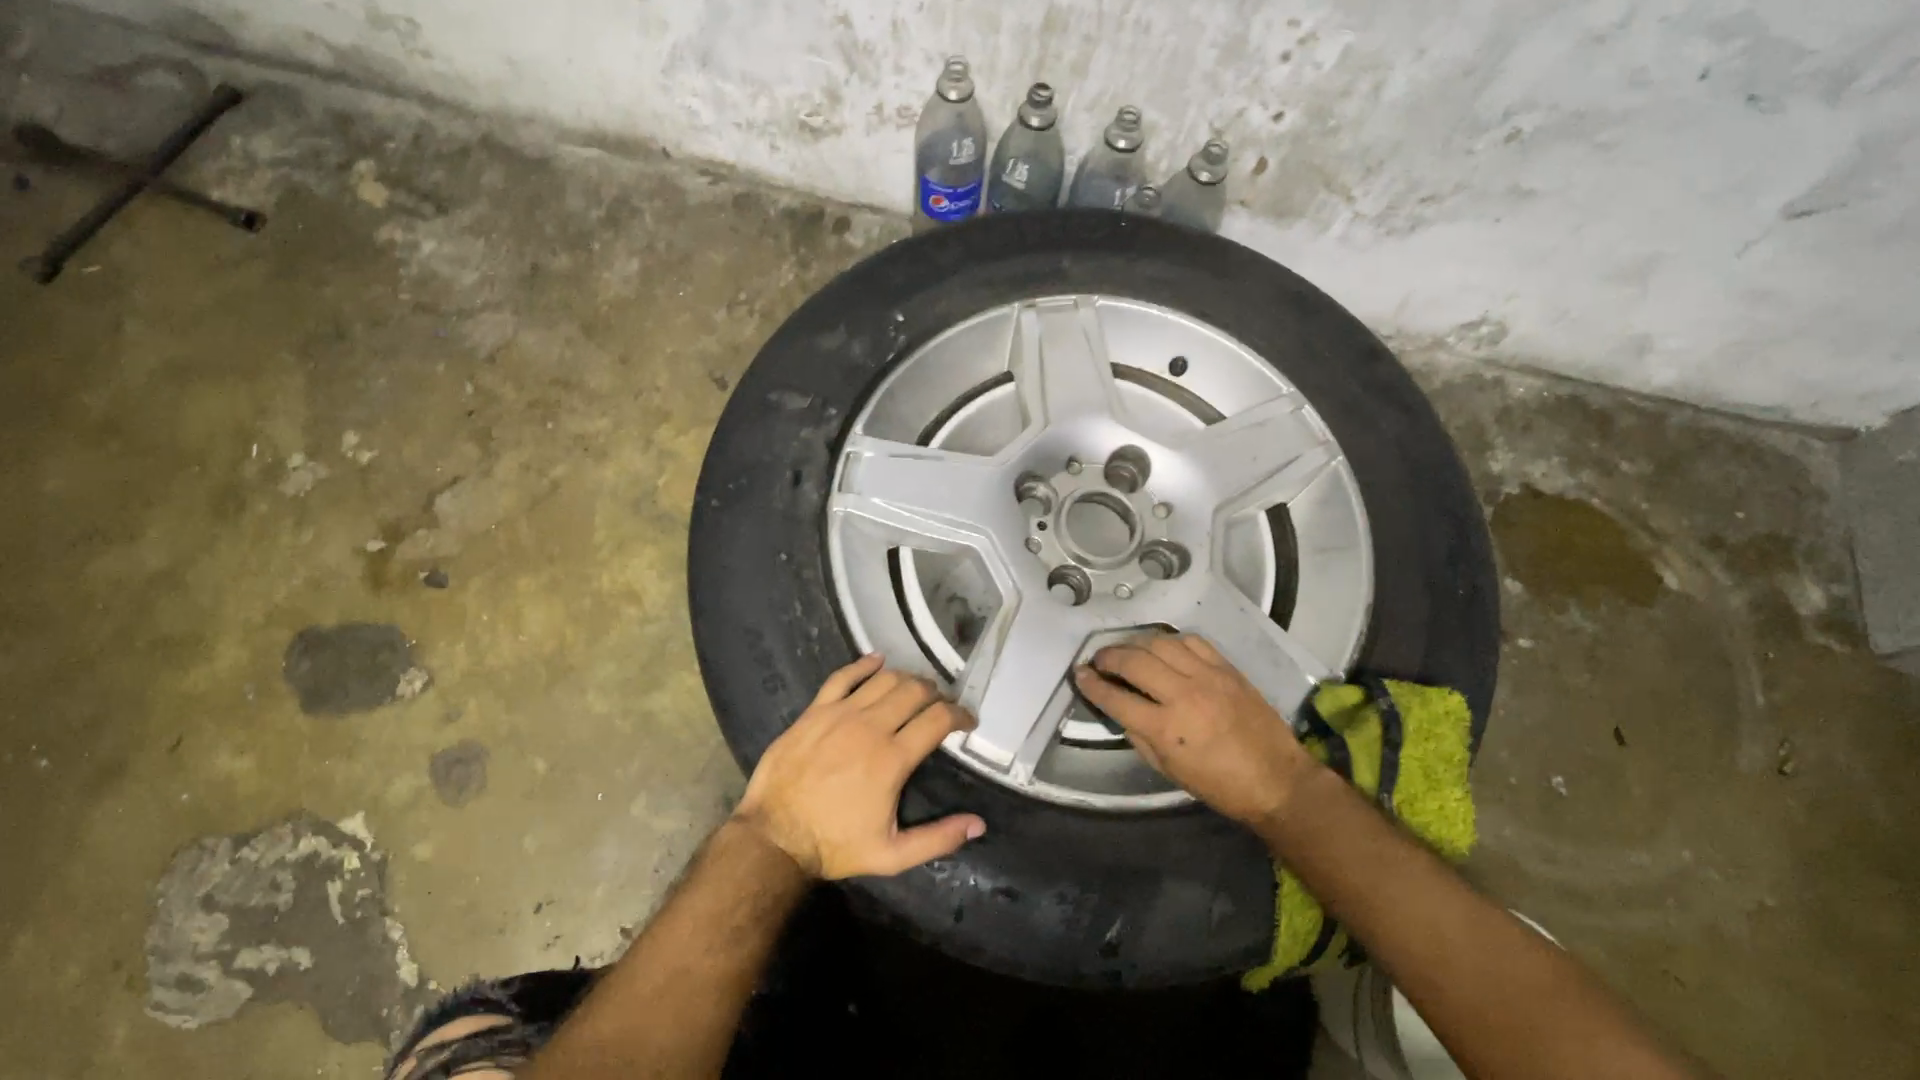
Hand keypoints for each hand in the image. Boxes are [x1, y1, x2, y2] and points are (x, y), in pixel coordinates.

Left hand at [733, 655, 985, 879]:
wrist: (774, 838)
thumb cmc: (834, 846)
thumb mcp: (892, 855)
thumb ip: (938, 839)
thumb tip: (978, 825)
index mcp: (893, 759)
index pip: (938, 720)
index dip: (960, 715)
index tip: (967, 721)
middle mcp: (870, 727)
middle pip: (914, 692)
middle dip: (936, 694)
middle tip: (941, 706)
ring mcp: (839, 714)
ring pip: (884, 680)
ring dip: (906, 679)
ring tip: (915, 690)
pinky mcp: (814, 712)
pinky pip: (842, 676)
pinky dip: (863, 665)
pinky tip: (876, 660)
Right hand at [1073, 634, 1315, 828]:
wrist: (1276, 779)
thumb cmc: (1219, 785)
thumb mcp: (1168, 770)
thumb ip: (1140, 737)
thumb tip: (1121, 710)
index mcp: (1165, 728)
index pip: (1115, 697)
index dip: (1091, 685)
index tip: (1079, 675)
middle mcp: (1182, 695)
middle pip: (1133, 661)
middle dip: (1108, 657)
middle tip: (1099, 660)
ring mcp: (1207, 677)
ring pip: (1160, 643)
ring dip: (1137, 644)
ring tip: (1128, 652)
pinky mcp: (1227, 668)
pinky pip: (1192, 642)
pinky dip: (1171, 642)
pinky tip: (1164, 650)